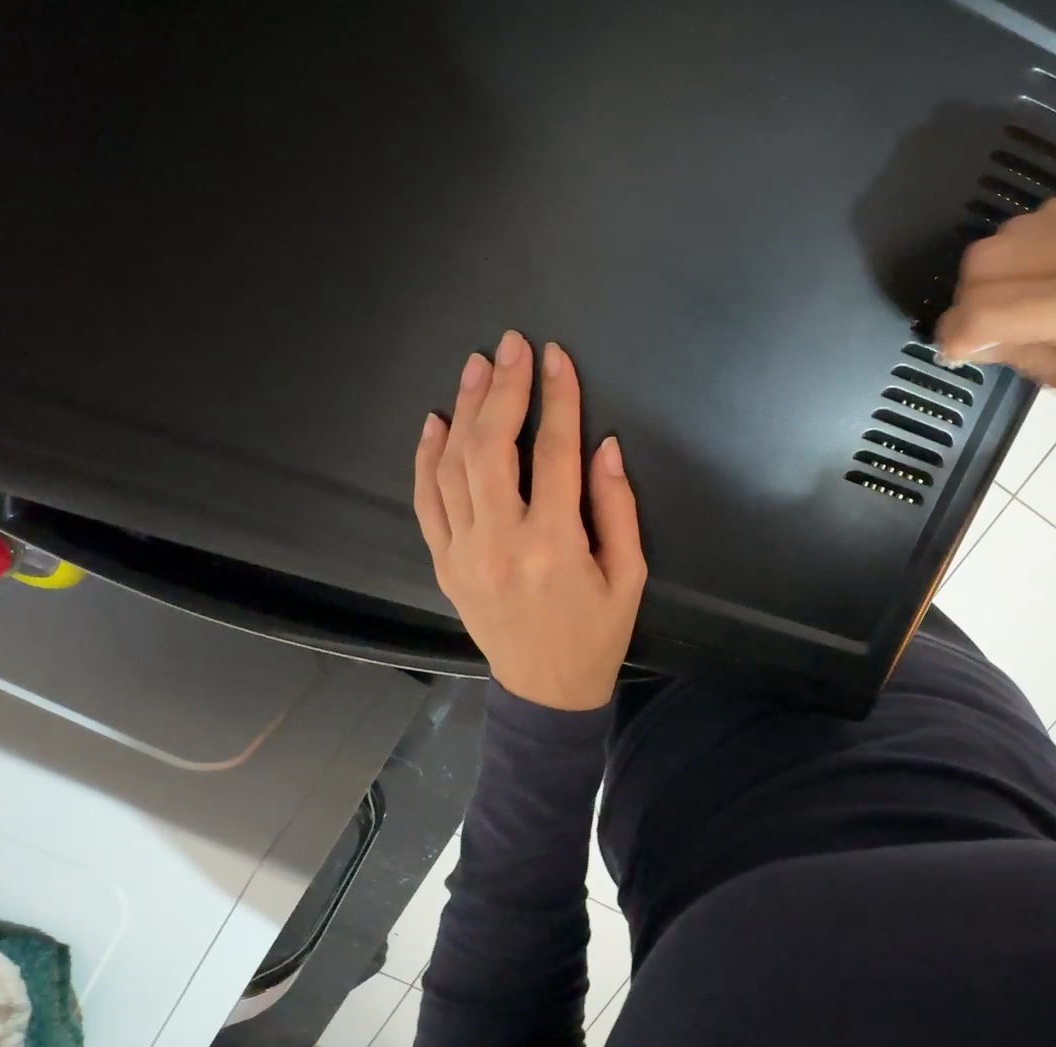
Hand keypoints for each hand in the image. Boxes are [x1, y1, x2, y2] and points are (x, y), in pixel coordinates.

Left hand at [413, 331, 646, 710]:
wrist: (546, 692)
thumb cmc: (597, 633)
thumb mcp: (629, 575)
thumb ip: (618, 508)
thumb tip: (604, 446)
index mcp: (554, 545)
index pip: (554, 453)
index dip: (558, 399)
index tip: (556, 357)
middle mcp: (500, 542)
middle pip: (493, 448)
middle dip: (503, 389)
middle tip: (511, 345)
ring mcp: (463, 552)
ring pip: (453, 465)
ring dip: (464, 410)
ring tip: (477, 367)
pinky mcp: (443, 562)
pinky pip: (426, 500)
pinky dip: (426, 456)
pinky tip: (436, 421)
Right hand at [936, 193, 1055, 438]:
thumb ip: (1037, 362)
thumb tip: (984, 342)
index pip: (989, 309)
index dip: (955, 336)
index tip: (950, 354)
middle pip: (991, 257)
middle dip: (971, 302)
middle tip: (983, 336)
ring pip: (1017, 228)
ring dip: (1001, 271)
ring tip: (1020, 308)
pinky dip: (1038, 244)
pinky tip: (1053, 277)